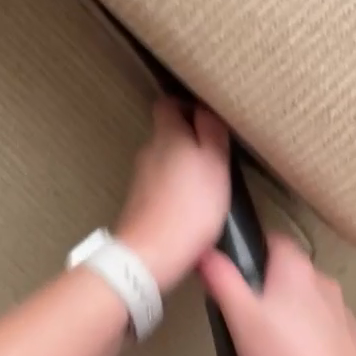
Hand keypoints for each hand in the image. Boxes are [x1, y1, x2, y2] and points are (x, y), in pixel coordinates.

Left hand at [115, 99, 232, 288]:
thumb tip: (206, 109)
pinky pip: (160, 182)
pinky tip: (191, 203)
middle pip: (167, 132)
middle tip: (215, 151)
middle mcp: (148, 150)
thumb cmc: (190, 206)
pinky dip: (175, 186)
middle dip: (189, 137)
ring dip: (183, 164)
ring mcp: (141, 176)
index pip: (167, 103)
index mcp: (166, 134)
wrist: (151, 253)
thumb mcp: (215, 164)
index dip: (187, 106)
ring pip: (164, 158)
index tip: (208, 119)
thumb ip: (212, 132)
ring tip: (207, 180)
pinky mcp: (139, 200)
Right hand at [198, 234, 355, 355]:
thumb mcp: (240, 318)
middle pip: (288, 278)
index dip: (251, 251)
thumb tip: (205, 250)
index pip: (273, 240)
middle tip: (240, 325)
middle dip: (264, 296)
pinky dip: (306, 348)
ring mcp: (344, 315)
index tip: (233, 274)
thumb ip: (222, 279)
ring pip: (305, 310)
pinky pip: (323, 337)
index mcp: (297, 269)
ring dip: (283, 325)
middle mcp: (325, 284)